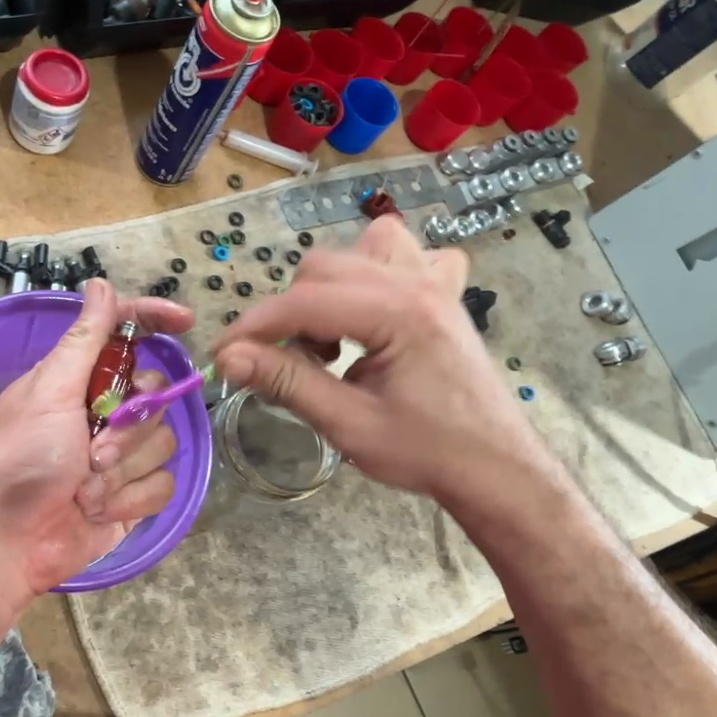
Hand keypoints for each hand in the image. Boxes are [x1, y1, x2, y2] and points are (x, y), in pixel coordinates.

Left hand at [0, 279, 194, 596]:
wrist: (11, 542)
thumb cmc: (20, 461)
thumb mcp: (48, 393)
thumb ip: (83, 341)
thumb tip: (100, 284)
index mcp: (77, 380)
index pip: (125, 334)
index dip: (154, 320)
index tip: (184, 319)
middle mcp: (102, 412)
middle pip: (156, 394)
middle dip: (128, 427)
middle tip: (93, 450)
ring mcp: (120, 456)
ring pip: (163, 442)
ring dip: (124, 469)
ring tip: (85, 489)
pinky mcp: (132, 495)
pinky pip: (163, 484)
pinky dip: (130, 499)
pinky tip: (97, 510)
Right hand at [209, 215, 549, 507]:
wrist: (496, 468)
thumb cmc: (426, 452)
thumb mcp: (348, 424)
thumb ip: (288, 382)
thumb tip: (230, 358)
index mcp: (399, 314)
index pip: (304, 302)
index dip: (253, 328)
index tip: (221, 357)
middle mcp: (418, 283)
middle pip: (324, 267)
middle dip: (289, 313)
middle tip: (285, 363)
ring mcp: (436, 283)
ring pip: (362, 249)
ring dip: (331, 286)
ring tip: (331, 336)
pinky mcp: (444, 294)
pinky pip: (406, 256)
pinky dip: (376, 275)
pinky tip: (373, 315)